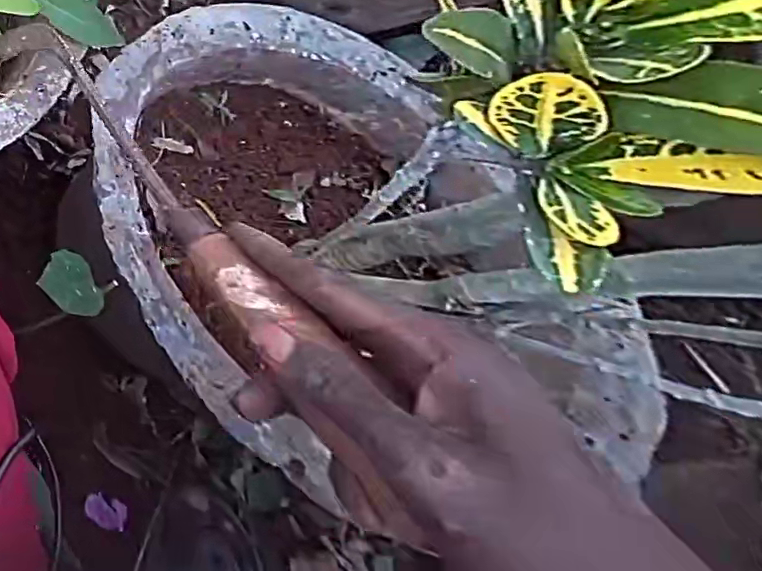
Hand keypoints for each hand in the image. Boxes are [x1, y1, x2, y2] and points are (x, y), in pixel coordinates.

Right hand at [223, 224, 707, 570]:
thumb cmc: (531, 533)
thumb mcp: (423, 470)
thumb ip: (339, 396)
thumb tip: (264, 332)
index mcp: (439, 348)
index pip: (334, 289)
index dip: (275, 259)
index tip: (229, 228)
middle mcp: (437, 359)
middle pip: (333, 340)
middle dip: (289, 370)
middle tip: (248, 399)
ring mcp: (444, 395)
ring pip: (349, 384)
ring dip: (323, 421)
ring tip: (326, 480)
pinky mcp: (446, 430)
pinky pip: (375, 419)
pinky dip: (358, 451)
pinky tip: (372, 497)